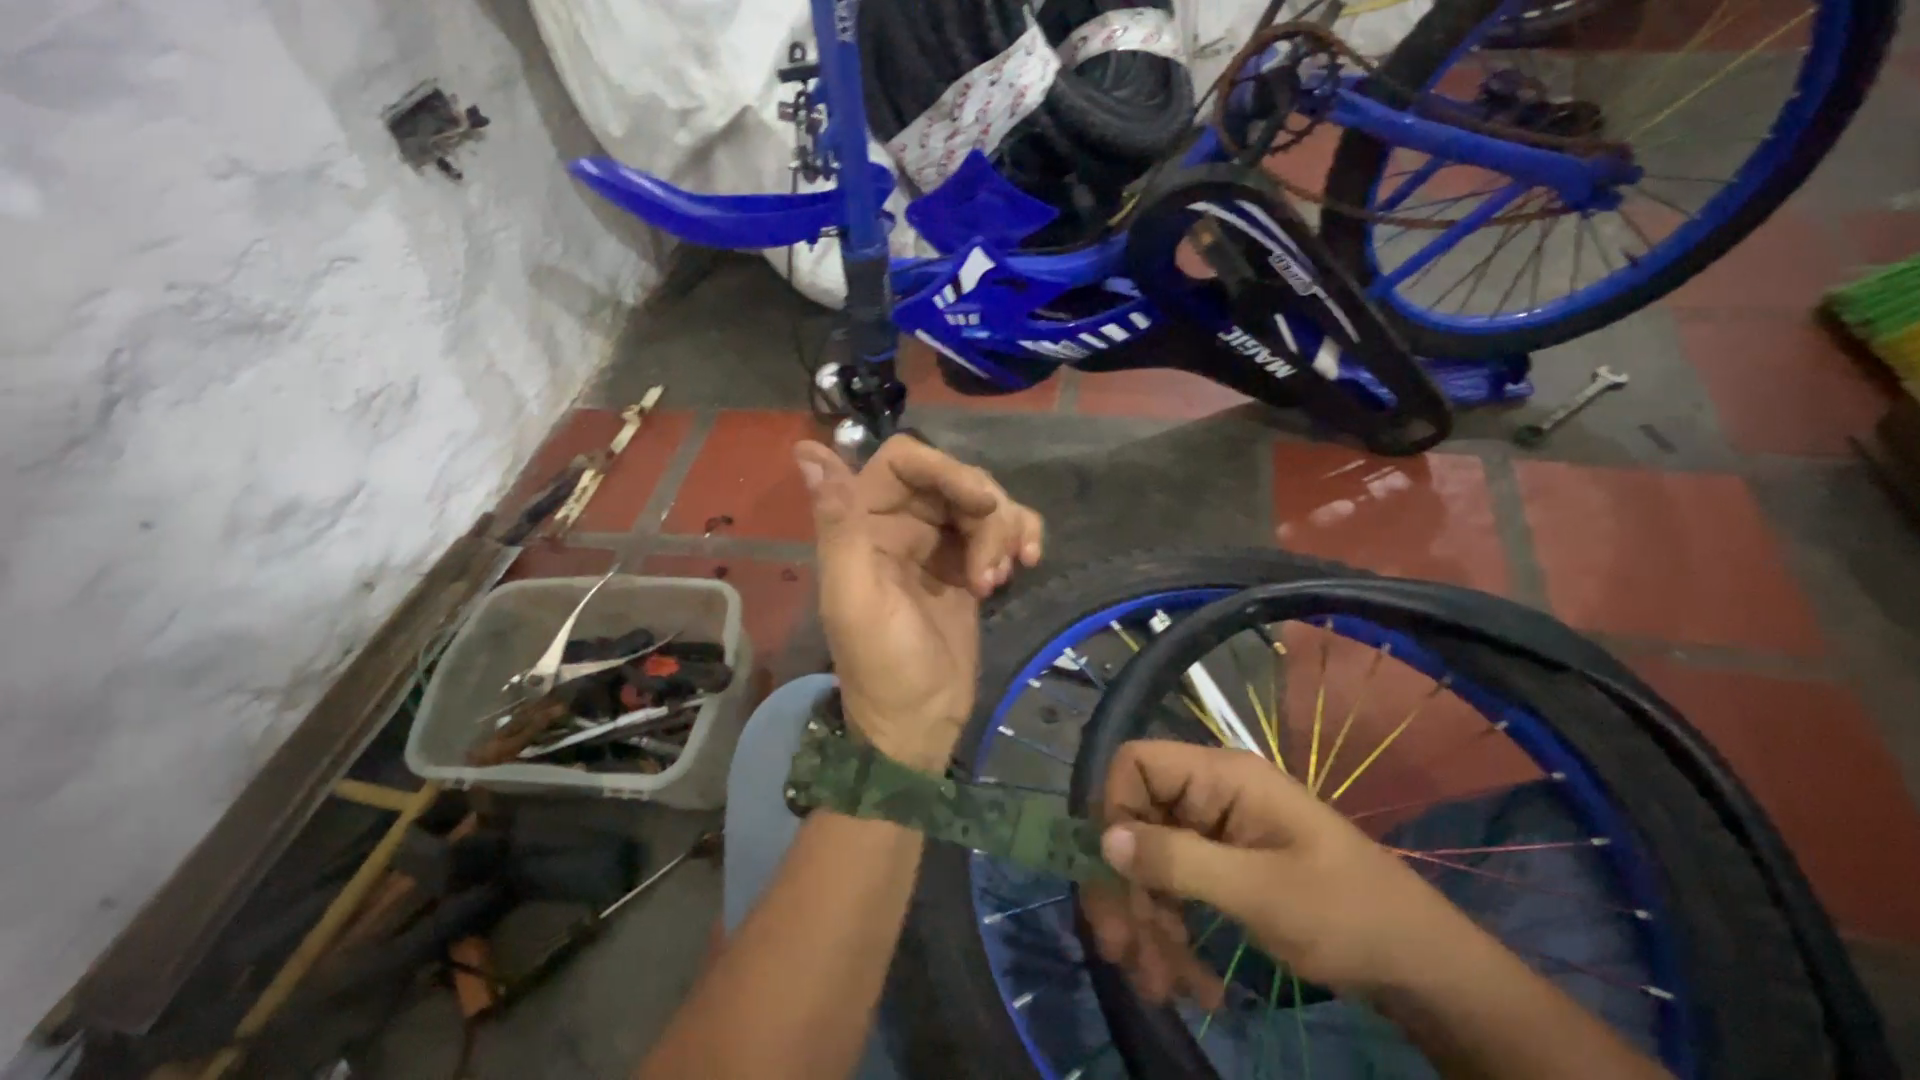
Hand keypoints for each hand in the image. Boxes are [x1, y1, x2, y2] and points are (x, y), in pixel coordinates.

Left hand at [795, 436, 1043, 770]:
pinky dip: (1019, 538)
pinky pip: (1002, 529)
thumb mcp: (855, 596)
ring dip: (1003, 531)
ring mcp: (938, 545)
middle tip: (993, 562)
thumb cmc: (882, 664)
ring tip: (999, 578)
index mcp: (862, 523)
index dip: (946, 468)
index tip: (980, 503)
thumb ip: (838, 523)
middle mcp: (899, 525)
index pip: (905, 460)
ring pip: (984, 502)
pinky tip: (1024, 566)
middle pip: (954, 478)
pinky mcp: (970, 567)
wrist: (920, 722)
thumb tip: (807, 450)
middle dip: (983, 509)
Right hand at [1082, 740, 1486, 1001]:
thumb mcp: (1259, 890)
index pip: (1136, 764)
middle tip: (1121, 951)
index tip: (1114, 875)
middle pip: (1136, 823)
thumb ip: (1179, 861)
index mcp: (1223, 779)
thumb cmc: (1346, 914)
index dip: (1113, 811)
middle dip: (1126, 890)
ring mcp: (1218, 836)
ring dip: (1149, 926)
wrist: (1417, 965)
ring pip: (1151, 866)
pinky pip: (1176, 894)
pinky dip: (1174, 938)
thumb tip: (1104, 839)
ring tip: (1160, 985)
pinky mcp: (1225, 872)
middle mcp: (1213, 798)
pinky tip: (1189, 985)